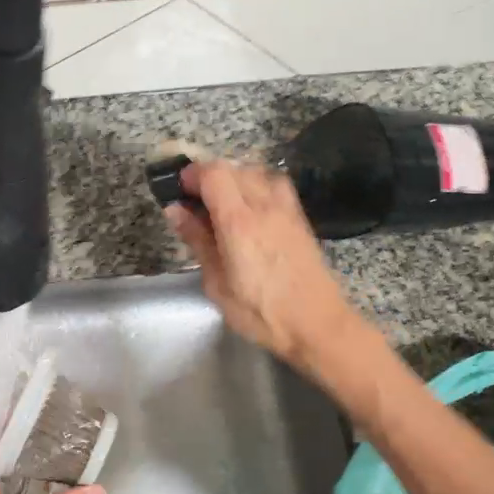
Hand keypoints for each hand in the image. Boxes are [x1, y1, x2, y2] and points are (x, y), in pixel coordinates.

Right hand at [164, 159, 355, 365]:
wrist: (318, 325)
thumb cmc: (260, 312)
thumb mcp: (216, 283)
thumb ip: (197, 240)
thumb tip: (175, 211)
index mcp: (238, 222)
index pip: (213, 174)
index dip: (191, 174)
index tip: (178, 191)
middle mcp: (264, 206)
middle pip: (233, 167)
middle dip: (208, 176)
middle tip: (194, 201)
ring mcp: (286, 210)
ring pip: (256, 172)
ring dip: (234, 179)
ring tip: (222, 203)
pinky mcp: (299, 219)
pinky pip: (275, 185)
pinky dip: (256, 185)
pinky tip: (250, 209)